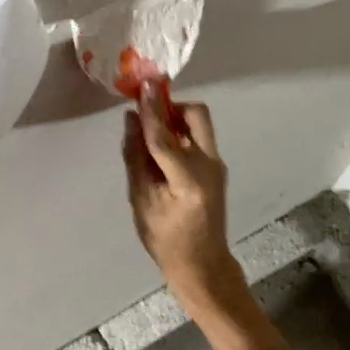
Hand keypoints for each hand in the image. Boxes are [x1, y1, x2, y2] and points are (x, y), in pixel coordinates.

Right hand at [121, 81, 240, 307]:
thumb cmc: (166, 240)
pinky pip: (199, 139)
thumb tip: (131, 120)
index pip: (164, 136)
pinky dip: (181, 135)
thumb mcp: (142, 202)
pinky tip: (163, 153)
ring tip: (152, 137)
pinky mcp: (217, 168)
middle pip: (197, 115)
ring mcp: (217, 165)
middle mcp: (209, 165)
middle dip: (172, 107)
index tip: (143, 84)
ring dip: (176, 120)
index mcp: (188, 179)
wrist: (203, 265)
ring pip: (199, 125)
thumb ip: (136, 158)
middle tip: (149, 116)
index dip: (151, 110)